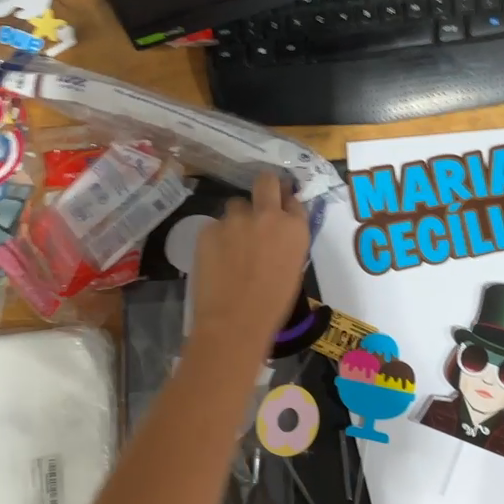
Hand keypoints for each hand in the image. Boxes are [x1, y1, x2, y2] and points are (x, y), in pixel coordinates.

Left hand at [187, 172, 312, 353]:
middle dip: (264, 186)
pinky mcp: (209, 228)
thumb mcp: (294, 270)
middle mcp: (267, 215)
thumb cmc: (272, 305)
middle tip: (259, 202)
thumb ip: (288, 242)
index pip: (293, 200)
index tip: (280, 210)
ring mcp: (235, 219)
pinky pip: (215, 225)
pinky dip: (217, 237)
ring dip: (237, 217)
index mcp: (294, 228)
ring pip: (235, 204)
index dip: (285, 203)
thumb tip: (279, 234)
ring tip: (232, 242)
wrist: (234, 321)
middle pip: (266, 181)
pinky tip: (216, 259)